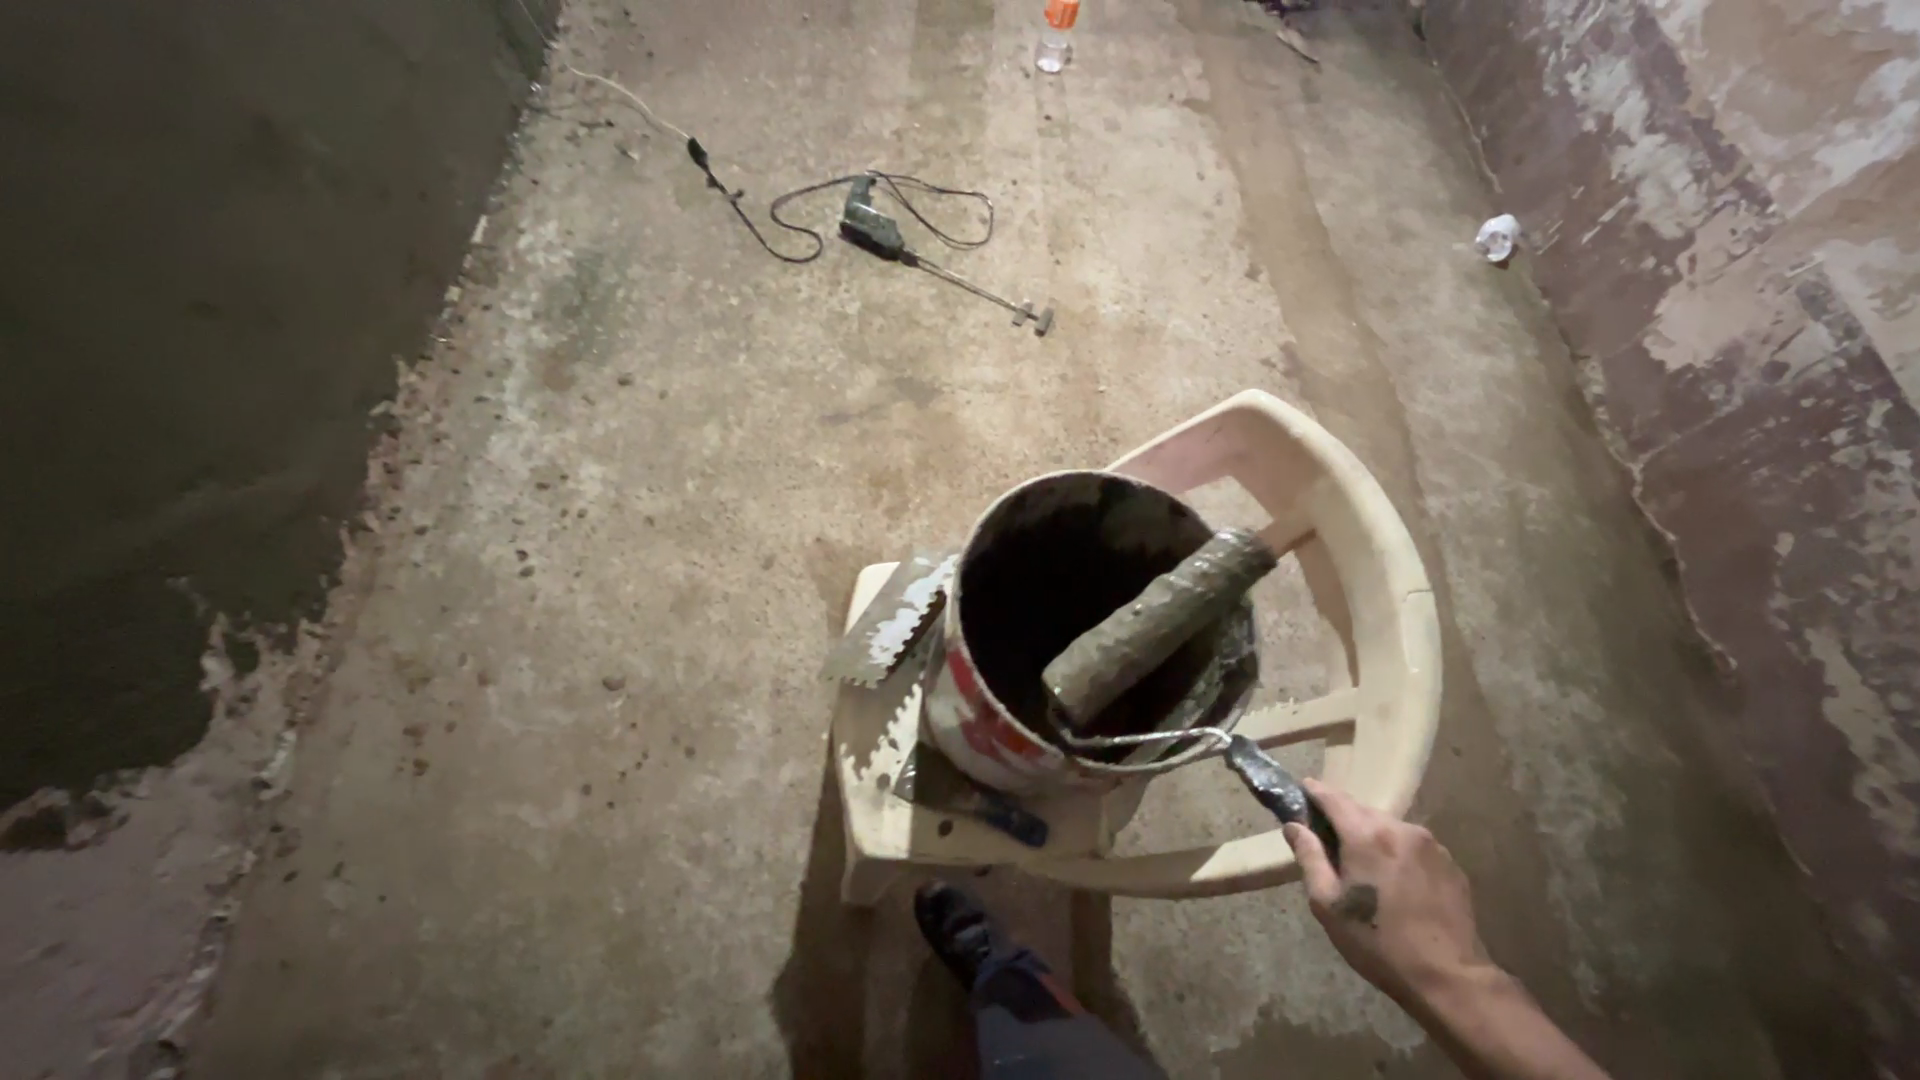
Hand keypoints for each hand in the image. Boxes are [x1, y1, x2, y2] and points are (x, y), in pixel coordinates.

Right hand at [1282, 778, 1489, 1008]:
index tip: (1301, 789)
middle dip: (1343, 819)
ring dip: (1372, 837)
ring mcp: (1430, 845)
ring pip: (1389, 828)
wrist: (1449, 978)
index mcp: (1367, 835)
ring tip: (1365, 866)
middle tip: (1328, 840)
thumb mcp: (1327, 904)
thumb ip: (1309, 857)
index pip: (1333, 798)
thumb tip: (1294, 826)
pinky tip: (1396, 882)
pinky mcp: (1451, 863)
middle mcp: (1400, 829)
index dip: (1314, 791)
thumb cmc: (1377, 941)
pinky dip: (1397, 852)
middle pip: (1362, 811)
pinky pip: (1413, 846)